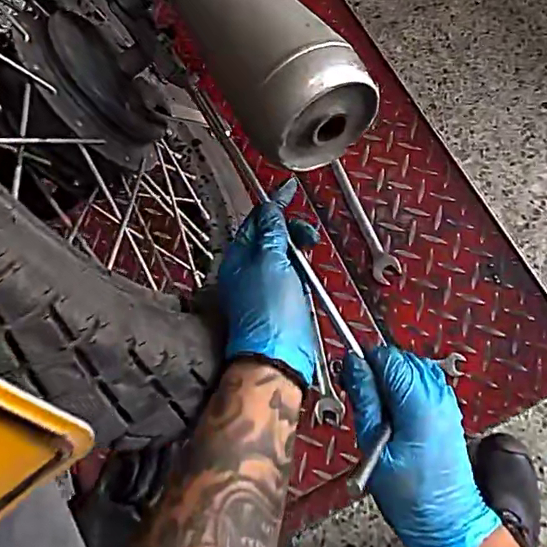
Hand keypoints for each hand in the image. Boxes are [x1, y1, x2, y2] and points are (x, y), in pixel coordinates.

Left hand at [215, 193, 320, 388]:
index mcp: (238, 255)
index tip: (289, 189)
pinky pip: (290, 272)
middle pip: (269, 234)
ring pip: (282, 252)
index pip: (256, 219)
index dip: (274, 203)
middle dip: (289, 227)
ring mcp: (264, 285)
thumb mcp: (271, 261)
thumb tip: (270, 209)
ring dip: (296, 246)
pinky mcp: (280, 300)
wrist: (278, 357)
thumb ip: (271, 232)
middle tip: (306, 235)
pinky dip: (300, 266)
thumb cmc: (269, 312)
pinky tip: (308, 273)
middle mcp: (247, 268)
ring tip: (308, 253)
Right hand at [342, 345, 499, 546]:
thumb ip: (364, 399)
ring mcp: (446, 403)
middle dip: (376, 371)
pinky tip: (394, 415)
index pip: (387, 356)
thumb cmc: (413, 496)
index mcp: (419, 401)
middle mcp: (437, 396)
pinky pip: (420, 383)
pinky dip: (403, 390)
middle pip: (399, 359)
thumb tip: (353, 365)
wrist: (450, 525)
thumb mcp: (374, 445)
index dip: (364, 363)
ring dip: (389, 380)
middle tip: (360, 398)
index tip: (350, 378)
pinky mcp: (447, 412)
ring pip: (409, 368)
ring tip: (377, 410)